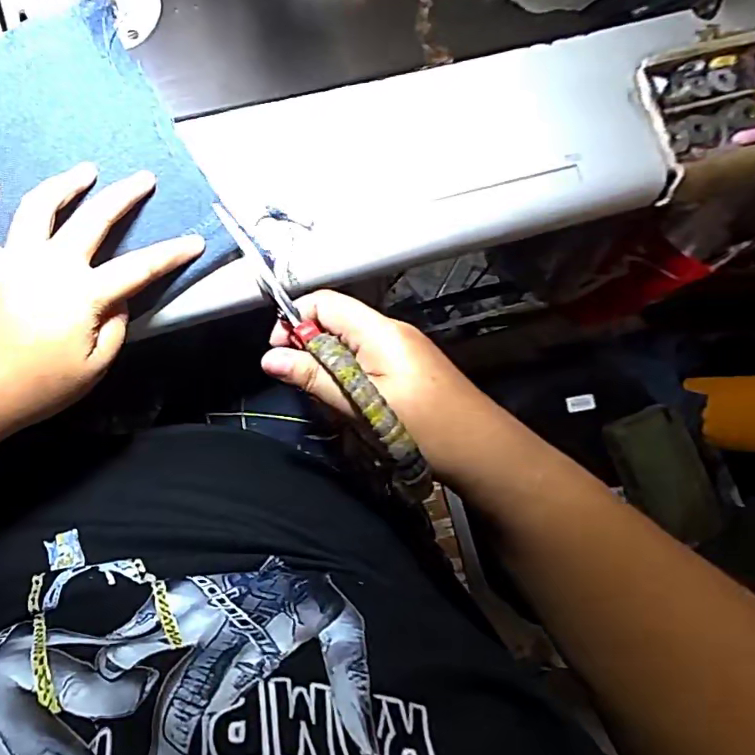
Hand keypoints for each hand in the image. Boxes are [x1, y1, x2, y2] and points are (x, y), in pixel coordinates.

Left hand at [0, 164, 204, 438]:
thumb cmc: (36, 389)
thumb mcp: (92, 370)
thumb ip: (115, 330)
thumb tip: (117, 303)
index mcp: (83, 293)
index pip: (139, 268)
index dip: (170, 254)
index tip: (194, 241)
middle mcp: (50, 264)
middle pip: (94, 219)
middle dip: (124, 196)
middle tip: (143, 178)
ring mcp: (11, 260)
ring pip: (38, 207)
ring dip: (65, 184)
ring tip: (85, 171)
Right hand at [259, 291, 513, 482]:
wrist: (485, 452)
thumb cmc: (428, 429)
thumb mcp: (362, 406)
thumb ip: (315, 378)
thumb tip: (269, 358)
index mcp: (379, 330)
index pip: (323, 301)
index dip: (294, 321)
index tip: (280, 355)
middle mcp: (389, 331)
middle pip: (332, 322)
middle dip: (308, 349)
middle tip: (306, 387)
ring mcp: (400, 348)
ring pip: (345, 344)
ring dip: (327, 368)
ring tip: (331, 402)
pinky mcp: (406, 367)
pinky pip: (363, 359)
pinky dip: (347, 377)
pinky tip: (353, 406)